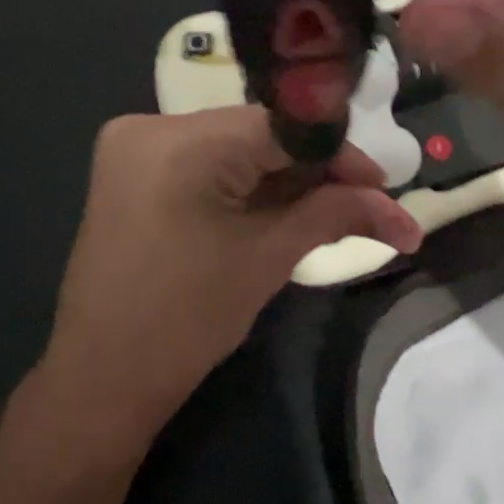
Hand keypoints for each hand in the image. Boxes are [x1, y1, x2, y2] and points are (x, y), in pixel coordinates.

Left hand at [46, 107, 422, 429]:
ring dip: (283, 179)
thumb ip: (334, 216)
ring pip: (233, 148)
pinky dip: (245, 185)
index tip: (382, 186)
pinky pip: (205, 163)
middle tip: (365, 205)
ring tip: (332, 213)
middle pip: (258, 133)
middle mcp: (150, 127)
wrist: (102, 377)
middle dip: (314, 170)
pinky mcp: (130, 173)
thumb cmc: (187, 320)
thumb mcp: (268, 258)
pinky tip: (280, 211)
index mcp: (179, 142)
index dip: (339, 154)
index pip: (283, 126)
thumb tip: (400, 213)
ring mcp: (133, 148)